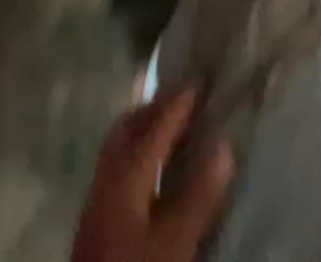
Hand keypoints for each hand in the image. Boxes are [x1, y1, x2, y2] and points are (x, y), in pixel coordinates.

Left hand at [72, 90, 234, 261]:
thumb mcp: (177, 240)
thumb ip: (200, 192)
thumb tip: (224, 143)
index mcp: (126, 176)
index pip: (155, 129)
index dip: (179, 104)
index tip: (200, 80)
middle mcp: (106, 178)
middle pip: (127, 129)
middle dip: (154, 108)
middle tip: (184, 98)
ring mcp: (97, 198)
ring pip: (118, 147)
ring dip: (143, 128)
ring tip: (171, 126)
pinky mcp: (96, 217)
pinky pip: (117, 165)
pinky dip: (137, 151)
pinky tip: (154, 168)